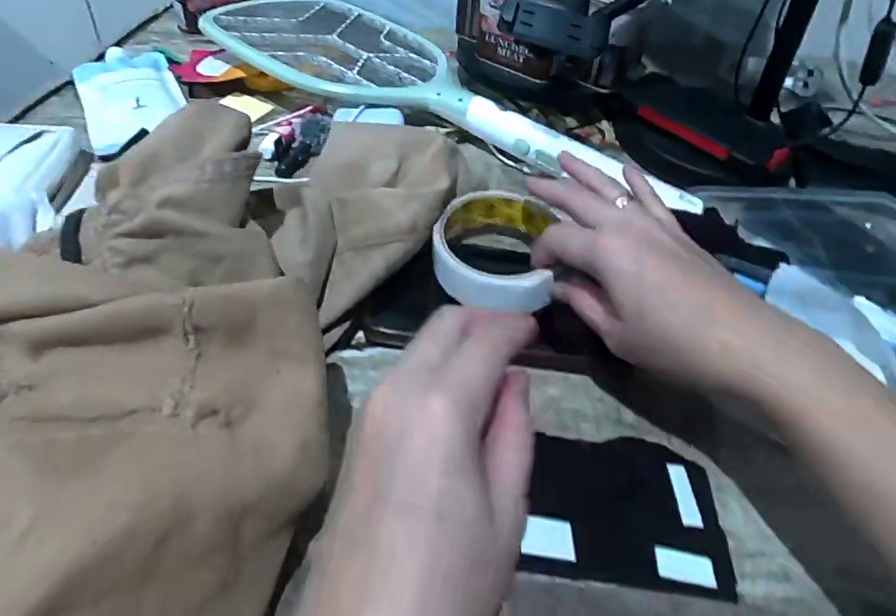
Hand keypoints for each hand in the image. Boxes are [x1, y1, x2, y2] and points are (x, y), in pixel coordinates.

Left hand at [300, 307, 535, 615]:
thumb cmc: (451, 580)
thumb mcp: (506, 513)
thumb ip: (514, 431)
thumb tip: (514, 378)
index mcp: (440, 405)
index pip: (484, 338)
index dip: (514, 324)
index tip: (537, 322)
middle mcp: (398, 388)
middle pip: (443, 324)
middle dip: (483, 316)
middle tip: (516, 332)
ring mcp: (371, 404)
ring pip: (420, 344)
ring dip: (457, 340)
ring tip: (492, 365)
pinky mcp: (357, 426)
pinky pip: (403, 372)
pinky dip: (434, 365)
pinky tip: (457, 394)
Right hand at [529, 153, 807, 390]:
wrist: (742, 340)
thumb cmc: (673, 344)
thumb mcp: (617, 333)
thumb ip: (582, 303)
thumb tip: (558, 285)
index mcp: (603, 251)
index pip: (557, 238)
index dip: (540, 251)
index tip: (537, 272)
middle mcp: (623, 225)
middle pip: (578, 199)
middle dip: (551, 189)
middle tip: (529, 182)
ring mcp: (652, 223)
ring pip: (611, 187)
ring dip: (585, 171)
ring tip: (563, 155)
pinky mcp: (675, 229)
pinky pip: (650, 196)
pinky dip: (636, 180)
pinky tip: (627, 169)